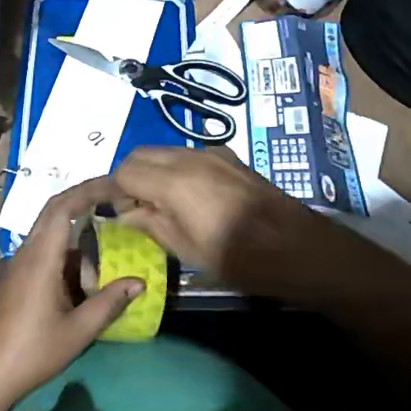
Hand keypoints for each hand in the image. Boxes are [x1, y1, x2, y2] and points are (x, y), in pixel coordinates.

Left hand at [0, 176, 142, 404]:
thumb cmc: (33, 351)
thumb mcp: (79, 329)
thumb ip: (110, 302)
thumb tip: (139, 281)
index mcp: (40, 258)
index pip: (62, 207)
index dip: (88, 190)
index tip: (115, 184)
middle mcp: (28, 253)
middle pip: (56, 212)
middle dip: (87, 202)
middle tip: (119, 202)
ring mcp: (22, 265)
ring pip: (55, 237)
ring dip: (81, 244)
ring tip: (108, 265)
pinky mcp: (21, 278)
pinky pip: (49, 254)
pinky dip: (72, 259)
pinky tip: (89, 284)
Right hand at [110, 147, 353, 300]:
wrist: (299, 249)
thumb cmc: (240, 258)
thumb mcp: (187, 250)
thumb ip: (151, 224)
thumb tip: (126, 212)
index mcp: (175, 180)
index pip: (125, 171)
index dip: (112, 191)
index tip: (111, 212)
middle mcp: (191, 157)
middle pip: (142, 154)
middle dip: (129, 177)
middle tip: (132, 209)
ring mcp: (213, 154)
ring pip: (165, 152)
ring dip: (152, 171)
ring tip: (158, 205)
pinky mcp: (231, 159)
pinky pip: (189, 156)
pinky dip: (175, 169)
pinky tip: (186, 198)